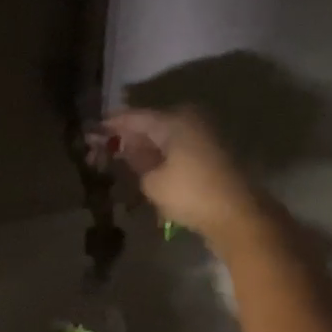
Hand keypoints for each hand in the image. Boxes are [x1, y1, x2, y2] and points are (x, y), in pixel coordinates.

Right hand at [91, 108, 262, 244]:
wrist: (238, 215)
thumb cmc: (191, 194)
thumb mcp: (152, 181)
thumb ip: (136, 162)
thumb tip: (128, 151)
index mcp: (174, 120)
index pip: (135, 117)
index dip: (112, 124)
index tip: (93, 130)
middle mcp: (191, 121)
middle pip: (152, 125)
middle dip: (129, 137)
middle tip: (106, 147)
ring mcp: (205, 137)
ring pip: (166, 138)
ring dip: (146, 149)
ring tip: (124, 161)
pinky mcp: (213, 156)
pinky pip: (179, 150)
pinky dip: (162, 158)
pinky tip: (149, 169)